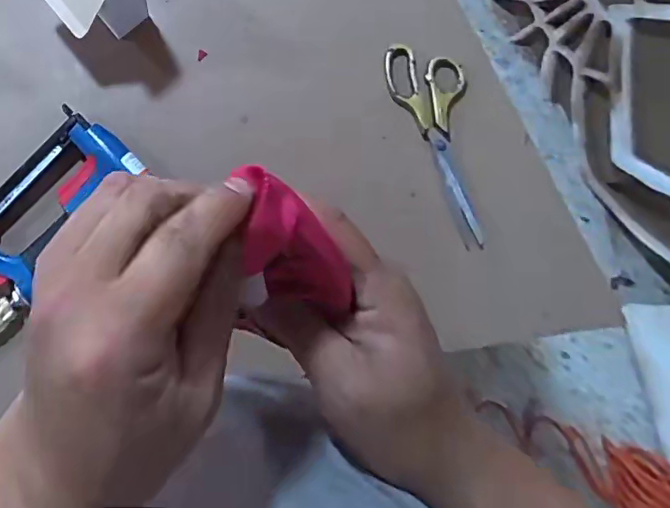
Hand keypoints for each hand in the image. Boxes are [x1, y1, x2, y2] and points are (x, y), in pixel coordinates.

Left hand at [0, 172, 253, 507]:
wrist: (53, 459)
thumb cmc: (137, 443)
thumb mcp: (199, 391)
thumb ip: (218, 305)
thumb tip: (236, 234)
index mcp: (120, 330)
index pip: (177, 242)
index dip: (218, 207)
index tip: (249, 188)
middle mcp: (77, 285)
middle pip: (141, 201)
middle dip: (190, 193)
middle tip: (224, 209)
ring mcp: (52, 268)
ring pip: (112, 191)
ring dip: (159, 191)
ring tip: (189, 215)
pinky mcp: (43, 261)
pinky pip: (92, 204)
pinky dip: (128, 201)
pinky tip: (150, 225)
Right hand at [249, 199, 468, 496]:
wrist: (444, 464)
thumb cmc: (397, 420)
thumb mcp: (339, 376)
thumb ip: (295, 324)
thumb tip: (250, 288)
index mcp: (377, 281)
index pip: (329, 223)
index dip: (287, 207)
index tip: (243, 205)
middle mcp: (371, 277)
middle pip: (316, 237)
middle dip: (272, 234)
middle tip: (225, 237)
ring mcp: (363, 296)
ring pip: (311, 263)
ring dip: (275, 262)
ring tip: (229, 259)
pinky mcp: (354, 316)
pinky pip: (314, 288)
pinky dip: (285, 288)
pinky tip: (252, 293)